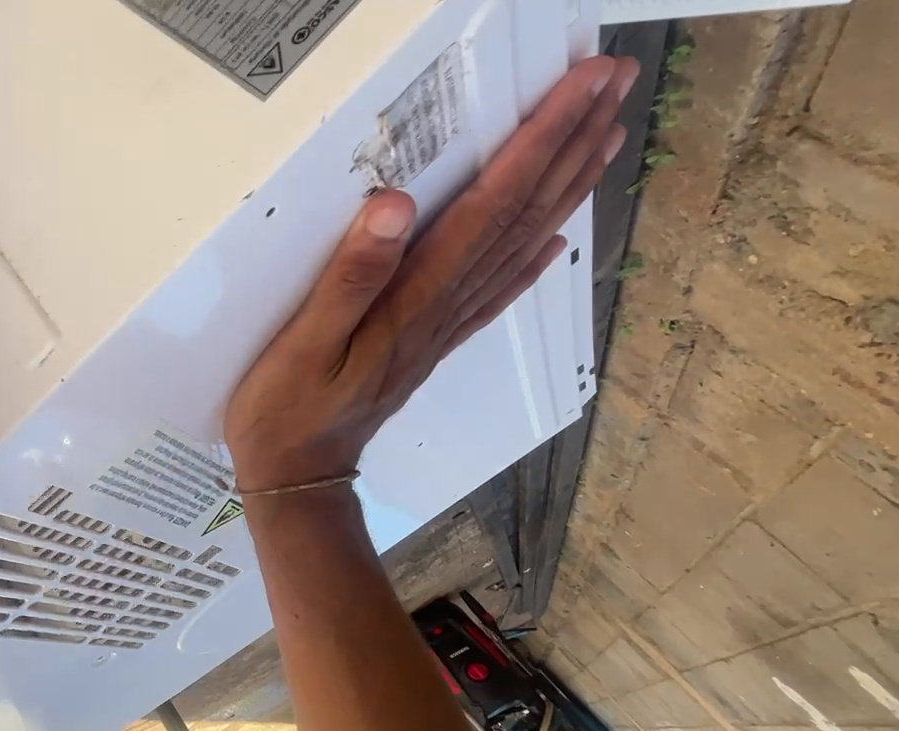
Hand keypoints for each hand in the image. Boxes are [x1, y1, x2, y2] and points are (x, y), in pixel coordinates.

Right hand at [223, 55, 639, 491]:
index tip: (585, 83)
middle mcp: (439, 311)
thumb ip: (348, 280)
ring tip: (603, 140)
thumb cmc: (285, 414)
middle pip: (517, 221)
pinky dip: (527, 265)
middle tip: (614, 84)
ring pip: (514, 252)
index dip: (537, 142)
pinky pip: (489, 299)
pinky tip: (551, 243)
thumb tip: (394, 206)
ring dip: (561, 193)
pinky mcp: (424, 351)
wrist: (296, 479)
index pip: (487, 210)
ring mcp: (436, 334)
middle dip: (568, 148)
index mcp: (412, 302)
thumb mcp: (302, 347)